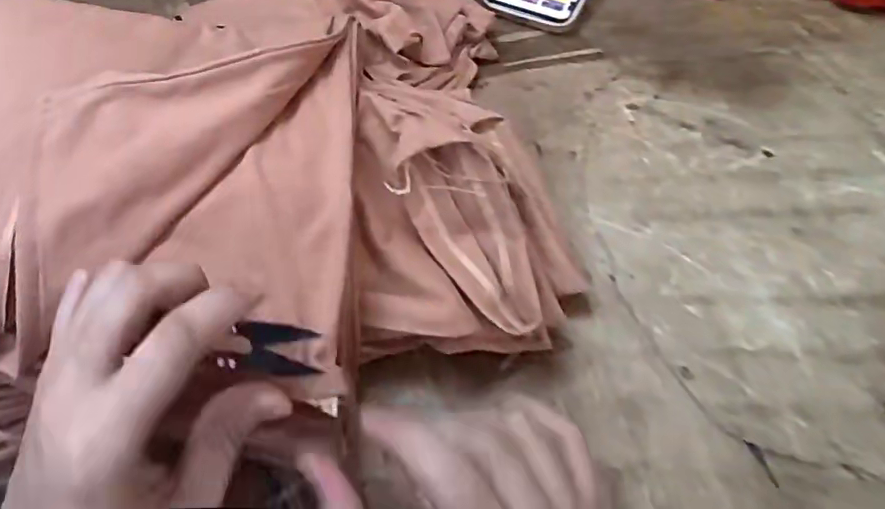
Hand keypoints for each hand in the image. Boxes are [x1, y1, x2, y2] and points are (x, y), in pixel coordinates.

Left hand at [3, 261, 299, 508]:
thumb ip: (222, 442)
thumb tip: (273, 392)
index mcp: (110, 430)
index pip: (171, 340)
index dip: (217, 307)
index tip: (251, 295)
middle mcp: (75, 381)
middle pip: (129, 289)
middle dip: (180, 279)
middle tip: (214, 305)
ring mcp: (53, 366)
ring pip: (101, 282)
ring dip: (147, 278)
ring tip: (179, 307)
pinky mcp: (45, 363)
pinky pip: (74, 298)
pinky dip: (109, 286)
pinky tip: (135, 307)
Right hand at [361, 397, 599, 508]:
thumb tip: (314, 457)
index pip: (444, 463)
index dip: (395, 427)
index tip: (360, 421)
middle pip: (482, 441)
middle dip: (426, 425)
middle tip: (393, 438)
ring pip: (524, 434)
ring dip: (472, 421)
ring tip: (438, 439)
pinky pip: (570, 446)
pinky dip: (532, 421)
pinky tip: (497, 423)